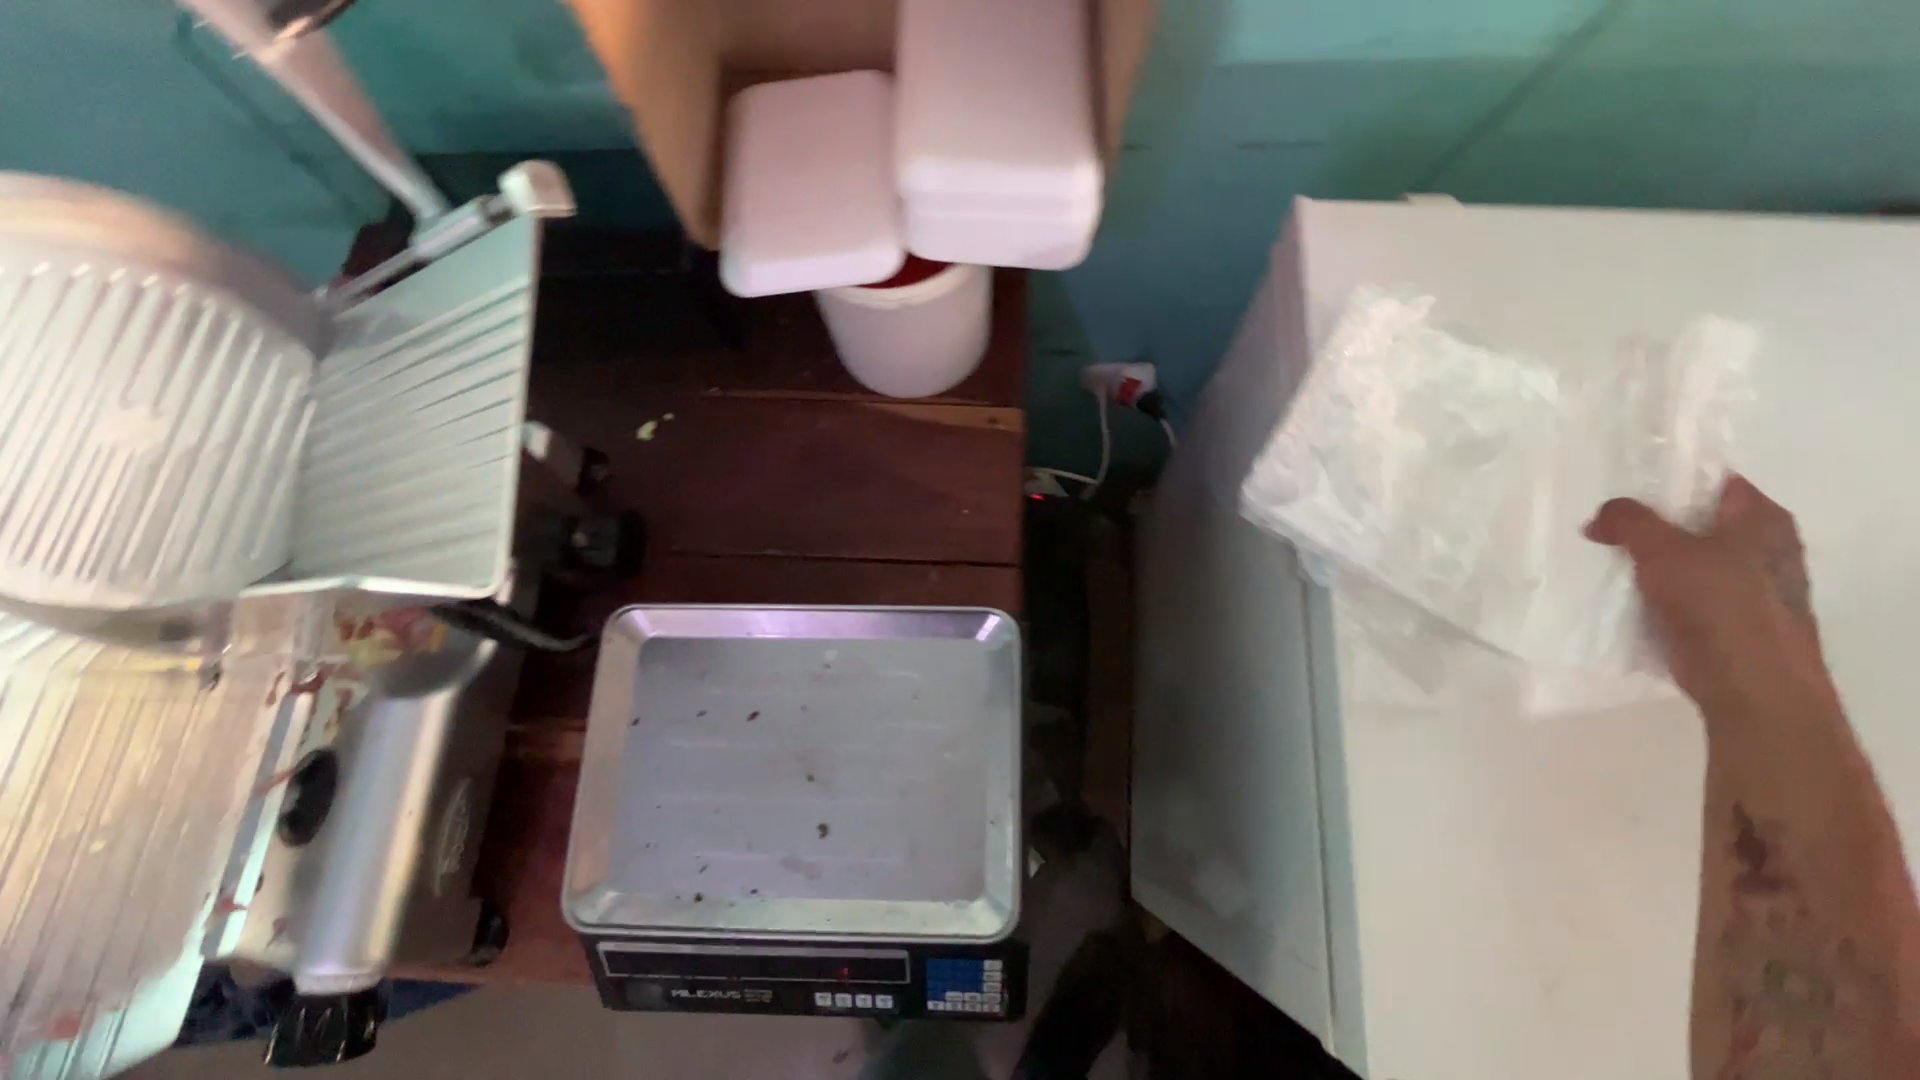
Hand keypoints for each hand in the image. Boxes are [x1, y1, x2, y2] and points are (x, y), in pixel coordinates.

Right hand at [1584, 475, 1828, 716]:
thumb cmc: (1718, 605)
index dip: (1667, 480)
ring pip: (1688, 559)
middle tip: (1604, 525)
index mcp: (1763, 519)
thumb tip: (1601, 516)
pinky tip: (1625, 597)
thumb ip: (1629, 521)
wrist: (1750, 684)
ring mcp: (1751, 586)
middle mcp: (1766, 547)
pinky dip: (1658, 592)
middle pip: (1697, 521)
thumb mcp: (1663, 550)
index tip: (1620, 488)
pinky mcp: (1731, 620)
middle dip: (1651, 523)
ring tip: (1606, 560)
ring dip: (1651, 561)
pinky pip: (1685, 594)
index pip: (1712, 481)